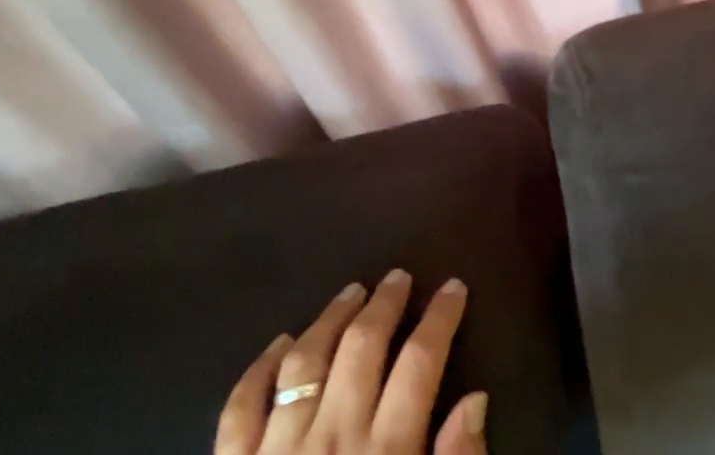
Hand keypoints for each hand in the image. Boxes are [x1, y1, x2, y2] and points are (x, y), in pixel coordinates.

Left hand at [216, 271, 487, 454]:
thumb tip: (474, 400)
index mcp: (387, 450)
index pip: (421, 362)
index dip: (441, 317)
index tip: (455, 286)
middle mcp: (332, 438)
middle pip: (363, 348)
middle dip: (386, 304)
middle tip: (400, 276)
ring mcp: (275, 453)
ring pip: (304, 363)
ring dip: (330, 320)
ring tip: (351, 293)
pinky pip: (239, 409)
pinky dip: (259, 369)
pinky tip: (281, 344)